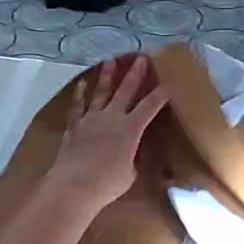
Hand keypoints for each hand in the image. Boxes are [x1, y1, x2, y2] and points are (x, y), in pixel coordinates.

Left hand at [46, 53, 167, 210]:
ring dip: (106, 76)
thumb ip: (132, 158)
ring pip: (100, 93)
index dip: (160, 94)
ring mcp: (91, 119)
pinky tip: (81, 84)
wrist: (74, 184)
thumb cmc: (107, 183)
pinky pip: (78, 106)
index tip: (169, 82)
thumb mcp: (130, 173)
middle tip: (140, 58)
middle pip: (125, 91)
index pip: (150, 106)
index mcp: (130, 129)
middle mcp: (111, 117)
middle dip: (134, 74)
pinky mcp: (74, 125)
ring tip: (110, 61)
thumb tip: (132, 154)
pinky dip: (80, 94)